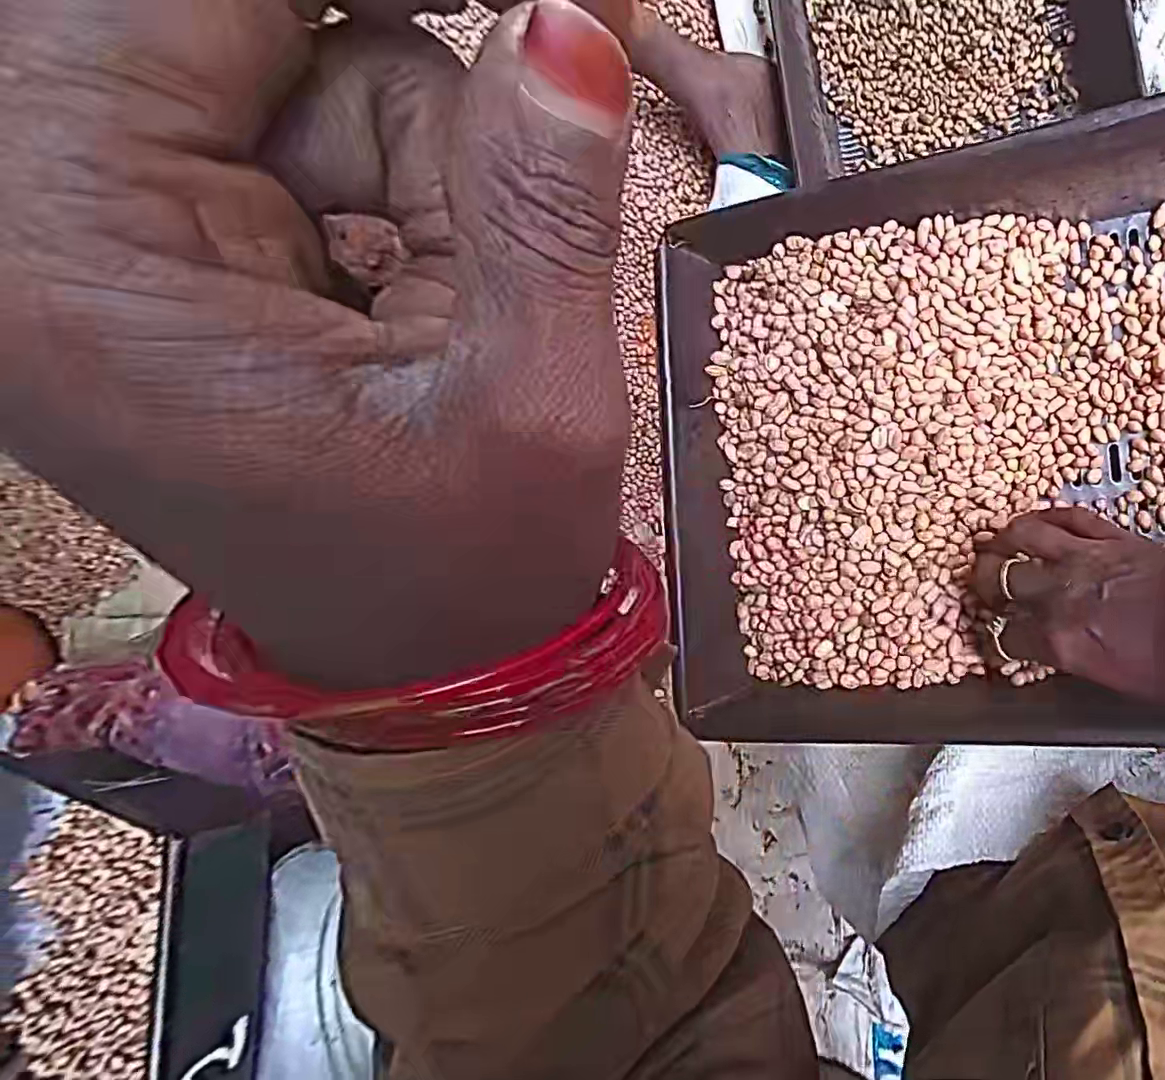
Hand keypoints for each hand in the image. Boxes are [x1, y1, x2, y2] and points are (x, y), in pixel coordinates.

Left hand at [0, 0, 634, 688]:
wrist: (451, 645)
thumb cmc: (488, 555)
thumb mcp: (538, 395)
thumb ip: (543, 210)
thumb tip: (571, 28)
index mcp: (74, 258)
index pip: (161, 2)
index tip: (531, 7)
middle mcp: (49, 225)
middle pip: (245, 46)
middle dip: (416, 128)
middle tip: (486, 242)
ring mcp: (126, 239)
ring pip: (312, 98)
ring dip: (434, 185)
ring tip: (472, 317)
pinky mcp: (202, 259)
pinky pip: (328, 159)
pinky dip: (422, 210)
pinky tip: (447, 307)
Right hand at [971, 509, 1164, 715]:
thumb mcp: (1110, 677)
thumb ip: (1071, 654)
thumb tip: (1057, 645)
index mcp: (1059, 639)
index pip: (1008, 634)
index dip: (1000, 635)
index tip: (1004, 634)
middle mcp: (1062, 595)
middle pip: (1003, 578)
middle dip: (987, 582)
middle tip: (986, 583)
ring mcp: (1086, 558)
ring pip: (1026, 534)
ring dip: (1007, 539)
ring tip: (1001, 544)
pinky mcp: (1114, 536)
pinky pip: (1069, 516)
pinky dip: (1049, 516)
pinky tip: (1040, 521)